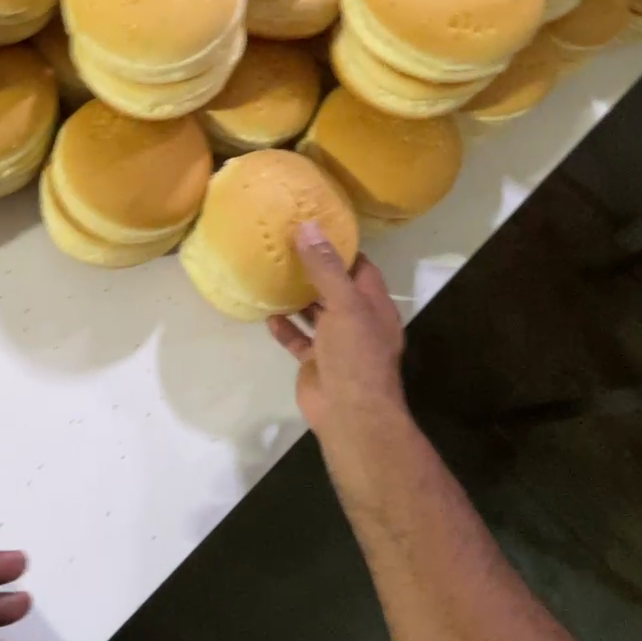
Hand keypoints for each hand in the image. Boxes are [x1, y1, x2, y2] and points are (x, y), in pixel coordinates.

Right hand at [266, 221, 408, 434]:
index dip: (339, 248)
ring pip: (316, 313)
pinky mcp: (316, 362)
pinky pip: (299, 339)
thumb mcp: (344, 304)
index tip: (313, 227)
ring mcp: (337, 343)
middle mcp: (358, 321)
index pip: (359, 267)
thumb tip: (308, 226)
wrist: (350, 414)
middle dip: (314, 270)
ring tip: (272, 273)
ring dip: (298, 297)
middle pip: (335, 288)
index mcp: (374, 305)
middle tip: (284, 246)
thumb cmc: (355, 354)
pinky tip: (267, 314)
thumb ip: (325, 268)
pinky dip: (285, 327)